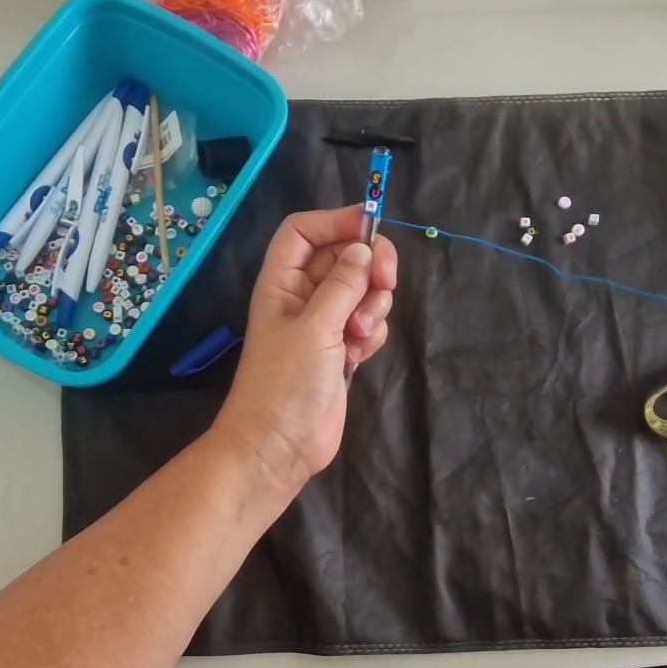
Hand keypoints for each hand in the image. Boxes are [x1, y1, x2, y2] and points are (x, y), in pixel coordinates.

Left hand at [212, 205, 396, 490]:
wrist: (280, 446)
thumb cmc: (286, 383)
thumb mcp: (315, 327)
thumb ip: (343, 284)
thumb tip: (365, 249)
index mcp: (282, 282)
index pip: (305, 230)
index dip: (336, 221)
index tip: (373, 226)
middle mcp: (303, 297)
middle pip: (343, 256)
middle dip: (369, 267)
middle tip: (386, 282)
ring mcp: (323, 324)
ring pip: (361, 291)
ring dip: (372, 306)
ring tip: (359, 335)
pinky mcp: (341, 350)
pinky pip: (367, 323)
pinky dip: (371, 333)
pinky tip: (359, 356)